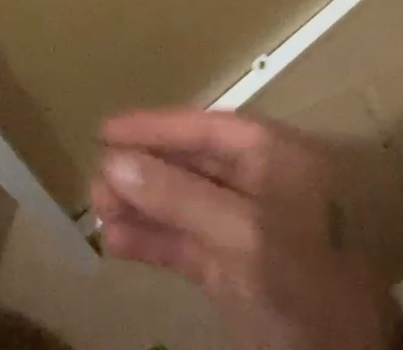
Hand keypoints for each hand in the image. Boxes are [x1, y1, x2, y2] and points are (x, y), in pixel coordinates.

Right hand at [91, 110, 396, 349]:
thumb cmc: (308, 276)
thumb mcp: (244, 235)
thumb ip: (181, 198)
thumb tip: (116, 162)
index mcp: (278, 157)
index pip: (209, 129)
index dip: (158, 126)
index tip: (106, 130)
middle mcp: (262, 185)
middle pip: (193, 165)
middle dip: (144, 170)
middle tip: (95, 180)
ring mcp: (250, 228)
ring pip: (186, 206)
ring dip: (143, 206)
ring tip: (96, 211)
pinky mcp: (238, 269)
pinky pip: (189, 245)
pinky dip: (155, 243)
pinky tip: (117, 243)